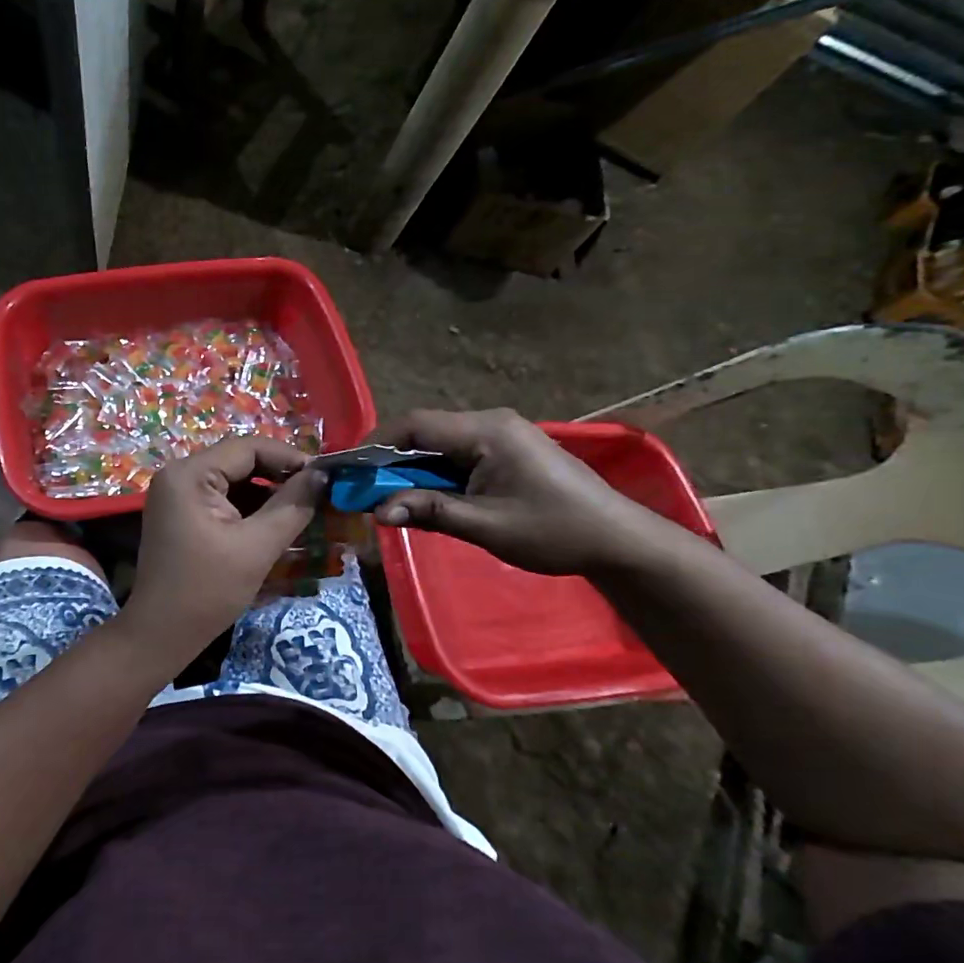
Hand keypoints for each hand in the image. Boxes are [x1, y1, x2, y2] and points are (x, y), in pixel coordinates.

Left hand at [123, 437, 325, 654]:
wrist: (160, 635)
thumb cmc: (207, 590)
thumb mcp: (257, 547)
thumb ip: (292, 506)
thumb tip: (322, 475)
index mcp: (189, 474)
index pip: (248, 448)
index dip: (290, 457)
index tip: (325, 476)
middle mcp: (179, 475)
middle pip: (240, 461)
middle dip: (280, 476)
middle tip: (318, 493)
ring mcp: (177, 494)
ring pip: (234, 480)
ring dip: (268, 493)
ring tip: (304, 508)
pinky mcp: (181, 514)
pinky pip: (223, 498)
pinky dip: (250, 508)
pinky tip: (277, 523)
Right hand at [371, 409, 658, 575]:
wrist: (616, 539)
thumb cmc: (553, 531)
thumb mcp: (486, 525)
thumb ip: (430, 512)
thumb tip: (377, 512)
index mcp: (487, 431)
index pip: (415, 425)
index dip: (375, 445)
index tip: (347, 469)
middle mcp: (491, 423)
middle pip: (425, 433)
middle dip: (389, 461)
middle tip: (361, 491)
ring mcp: (501, 435)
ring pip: (439, 445)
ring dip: (411, 470)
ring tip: (384, 499)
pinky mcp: (507, 451)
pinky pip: (458, 456)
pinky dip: (435, 475)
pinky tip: (422, 498)